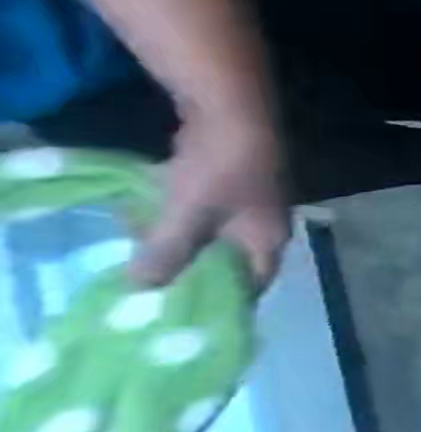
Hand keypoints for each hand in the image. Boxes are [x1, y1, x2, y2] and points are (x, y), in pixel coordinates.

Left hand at [132, 110, 289, 288]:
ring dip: (183, 244)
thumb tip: (141, 290)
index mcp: (269, 239)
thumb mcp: (186, 215)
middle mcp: (270, 226)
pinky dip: (182, 221)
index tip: (192, 315)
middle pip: (234, 260)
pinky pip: (208, 215)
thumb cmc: (221, 171)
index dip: (227, 300)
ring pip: (218, 236)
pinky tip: (150, 215)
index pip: (255, 281)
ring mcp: (256, 204)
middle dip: (196, 272)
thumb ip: (165, 253)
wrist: (235, 116)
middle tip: (152, 285)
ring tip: (138, 250)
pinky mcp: (239, 186)